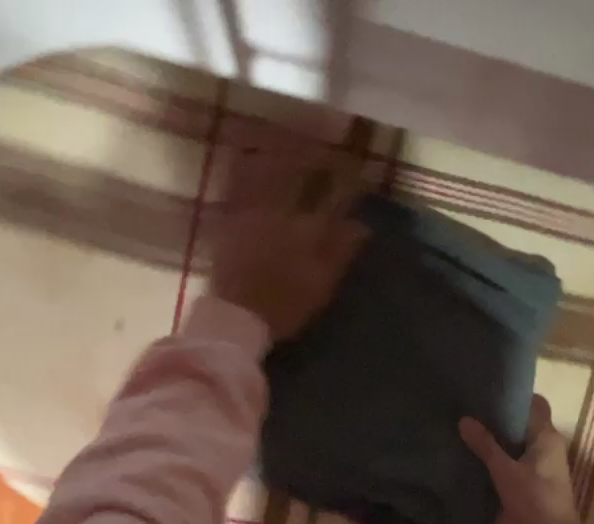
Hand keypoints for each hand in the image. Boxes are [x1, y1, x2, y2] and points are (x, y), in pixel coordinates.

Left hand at [208, 148, 368, 341]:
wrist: (235, 316)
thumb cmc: (283, 307)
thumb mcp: (321, 284)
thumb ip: (341, 252)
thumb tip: (363, 225)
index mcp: (310, 230)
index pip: (337, 196)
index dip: (351, 180)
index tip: (362, 166)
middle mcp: (283, 211)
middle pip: (304, 174)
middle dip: (318, 156)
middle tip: (329, 141)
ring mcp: (254, 211)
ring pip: (273, 171)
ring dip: (286, 152)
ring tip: (295, 138)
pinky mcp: (231, 217)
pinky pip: (241, 182)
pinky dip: (249, 166)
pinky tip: (253, 155)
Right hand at [459, 395, 592, 523]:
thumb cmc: (535, 503)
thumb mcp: (505, 473)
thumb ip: (486, 446)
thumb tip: (465, 419)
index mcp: (547, 437)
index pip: (534, 403)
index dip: (514, 395)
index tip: (487, 391)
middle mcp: (549, 446)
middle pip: (525, 423)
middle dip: (501, 417)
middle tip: (470, 410)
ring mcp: (544, 466)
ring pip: (520, 443)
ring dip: (499, 439)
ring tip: (469, 431)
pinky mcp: (536, 483)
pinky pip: (517, 461)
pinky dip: (502, 457)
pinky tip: (479, 459)